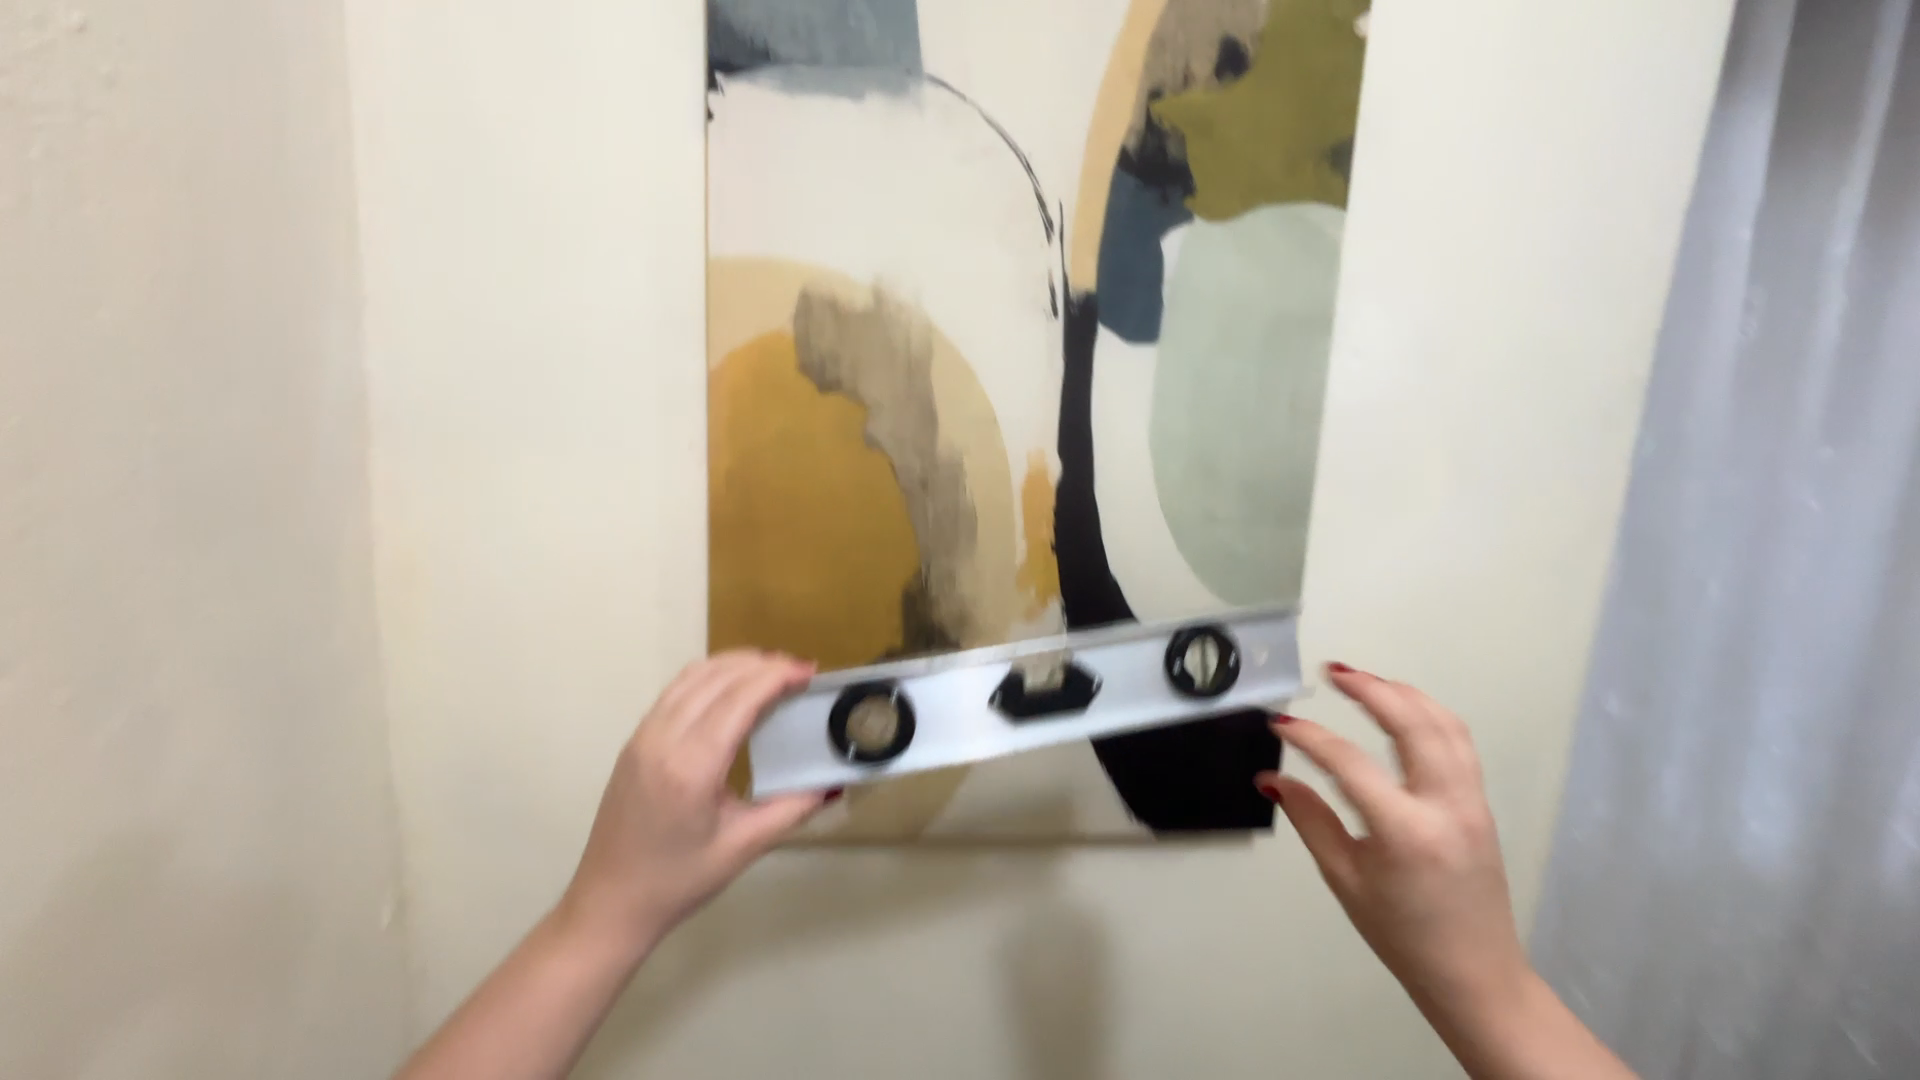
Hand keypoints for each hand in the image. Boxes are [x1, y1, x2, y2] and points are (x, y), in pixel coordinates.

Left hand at [557, 651, 831, 952]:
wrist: (609, 905)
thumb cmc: (679, 881)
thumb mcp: (744, 847)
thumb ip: (793, 808)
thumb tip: (833, 782)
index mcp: (692, 766)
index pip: (739, 698)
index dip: (776, 677)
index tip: (809, 672)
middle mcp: (663, 739)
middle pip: (718, 677)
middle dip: (762, 665)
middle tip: (800, 673)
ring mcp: (643, 736)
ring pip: (693, 675)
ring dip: (735, 664)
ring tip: (772, 672)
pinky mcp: (635, 740)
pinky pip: (676, 689)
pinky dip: (710, 675)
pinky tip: (732, 688)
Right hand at [1258, 664, 1530, 1021]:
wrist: (1476, 973)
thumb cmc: (1401, 933)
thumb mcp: (1343, 878)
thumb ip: (1309, 819)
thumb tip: (1271, 778)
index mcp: (1406, 832)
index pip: (1350, 764)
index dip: (1309, 738)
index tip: (1278, 724)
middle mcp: (1446, 806)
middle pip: (1413, 724)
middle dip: (1370, 689)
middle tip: (1331, 671)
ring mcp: (1472, 802)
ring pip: (1444, 725)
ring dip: (1403, 693)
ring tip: (1364, 679)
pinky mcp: (1480, 803)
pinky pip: (1458, 742)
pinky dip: (1428, 713)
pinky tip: (1403, 707)